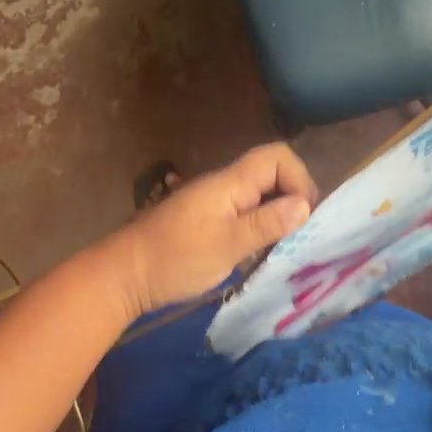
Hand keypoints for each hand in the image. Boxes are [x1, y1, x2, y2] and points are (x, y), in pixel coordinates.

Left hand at [104, 143, 317, 318]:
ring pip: (260, 196)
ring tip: (281, 249)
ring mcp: (216, 203)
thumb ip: (266, 224)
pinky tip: (258, 255)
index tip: (302, 216)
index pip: (276, 157)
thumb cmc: (175, 259)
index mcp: (230, 183)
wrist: (126, 275)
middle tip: (296, 237)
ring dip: (277, 218)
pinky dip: (259, 229)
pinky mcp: (209, 221)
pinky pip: (245, 213)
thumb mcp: (226, 246)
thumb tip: (305, 204)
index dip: (298, 179)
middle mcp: (225, 186)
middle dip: (292, 200)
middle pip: (271, 174)